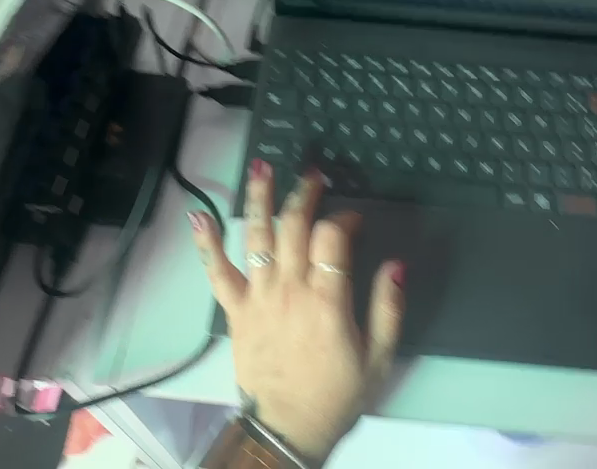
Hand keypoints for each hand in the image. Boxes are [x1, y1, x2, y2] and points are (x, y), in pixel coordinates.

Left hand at [189, 160, 403, 462]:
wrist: (287, 430)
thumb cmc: (336, 393)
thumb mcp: (378, 358)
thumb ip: (389, 308)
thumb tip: (396, 265)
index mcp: (327, 299)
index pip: (333, 238)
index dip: (344, 219)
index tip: (354, 219)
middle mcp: (290, 289)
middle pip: (295, 227)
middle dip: (305, 195)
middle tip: (313, 175)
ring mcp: (259, 297)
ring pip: (258, 237)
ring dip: (260, 199)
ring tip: (261, 167)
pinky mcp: (236, 310)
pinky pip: (218, 273)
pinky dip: (207, 244)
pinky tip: (199, 215)